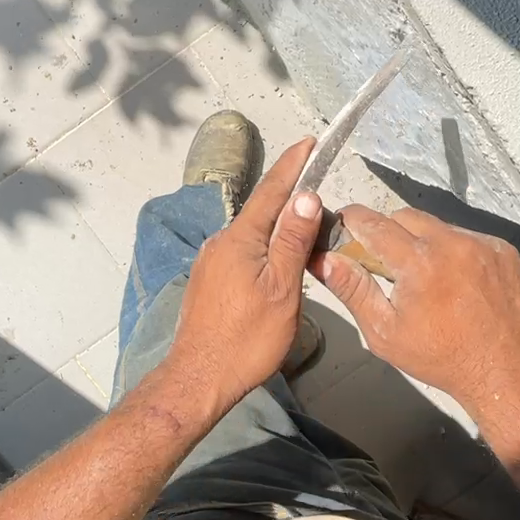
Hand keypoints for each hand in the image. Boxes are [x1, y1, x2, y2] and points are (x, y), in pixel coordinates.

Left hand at [158, 138, 323, 409]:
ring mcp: (211, 262)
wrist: (199, 379)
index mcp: (240, 239)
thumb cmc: (246, 338)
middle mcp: (220, 242)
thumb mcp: (281, 289)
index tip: (309, 141)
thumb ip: (292, 241)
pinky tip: (277, 263)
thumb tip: (306, 195)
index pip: (272, 191)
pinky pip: (242, 253)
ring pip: (252, 234)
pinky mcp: (208, 282)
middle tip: (320, 187)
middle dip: (290, 197)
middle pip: (262, 211)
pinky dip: (264, 248)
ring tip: (307, 229)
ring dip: (278, 226)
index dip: (292, 165)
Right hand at [310, 205, 519, 413]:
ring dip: (424, 241)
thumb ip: (353, 289)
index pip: (373, 223)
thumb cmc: (440, 358)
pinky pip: (468, 237)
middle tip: (385, 260)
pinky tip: (457, 280)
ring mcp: (482, 243)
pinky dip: (455, 250)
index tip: (342, 222)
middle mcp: (452, 243)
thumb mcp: (385, 332)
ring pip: (438, 226)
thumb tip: (324, 258)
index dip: (352, 219)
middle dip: (389, 231)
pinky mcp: (504, 250)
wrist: (507, 373)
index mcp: (419, 262)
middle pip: (405, 217)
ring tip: (426, 275)